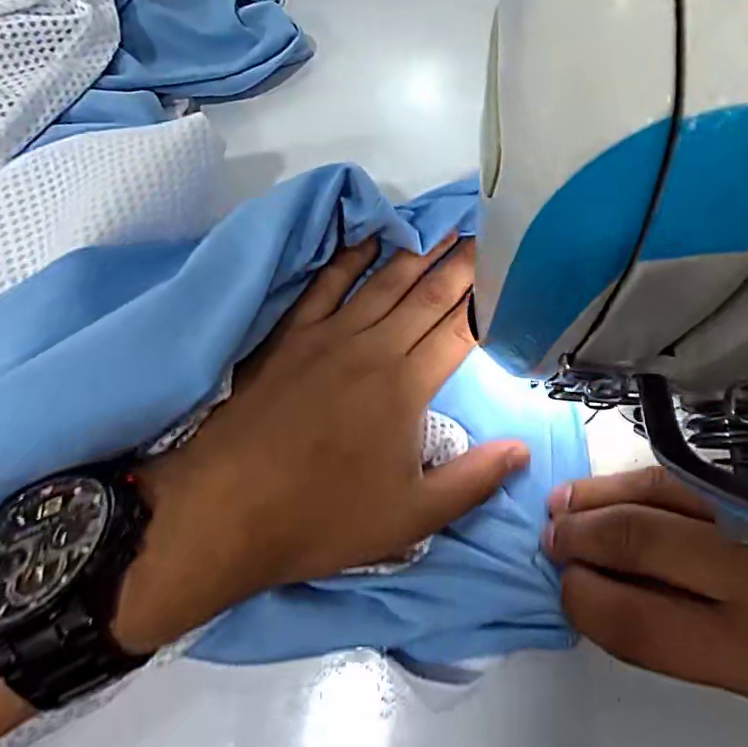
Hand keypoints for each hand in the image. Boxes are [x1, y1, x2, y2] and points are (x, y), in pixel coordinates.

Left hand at [113, 235, 528, 651]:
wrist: (223, 512)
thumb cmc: (323, 517)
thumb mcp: (411, 517)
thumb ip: (473, 480)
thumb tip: (523, 450)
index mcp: (407, 388)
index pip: (458, 332)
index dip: (484, 301)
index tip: (504, 273)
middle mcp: (374, 350)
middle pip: (427, 297)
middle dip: (458, 265)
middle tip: (482, 234)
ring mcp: (329, 338)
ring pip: (383, 284)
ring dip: (415, 254)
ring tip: (441, 228)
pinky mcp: (290, 338)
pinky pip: (325, 286)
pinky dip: (348, 259)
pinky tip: (367, 239)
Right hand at [545, 460, 747, 729]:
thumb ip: (678, 636)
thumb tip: (604, 592)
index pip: (639, 620)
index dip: (586, 599)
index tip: (563, 586)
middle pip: (640, 538)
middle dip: (580, 535)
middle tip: (549, 536)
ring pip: (658, 488)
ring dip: (600, 494)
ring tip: (565, 502)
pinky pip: (690, 474)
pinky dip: (644, 481)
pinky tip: (620, 488)